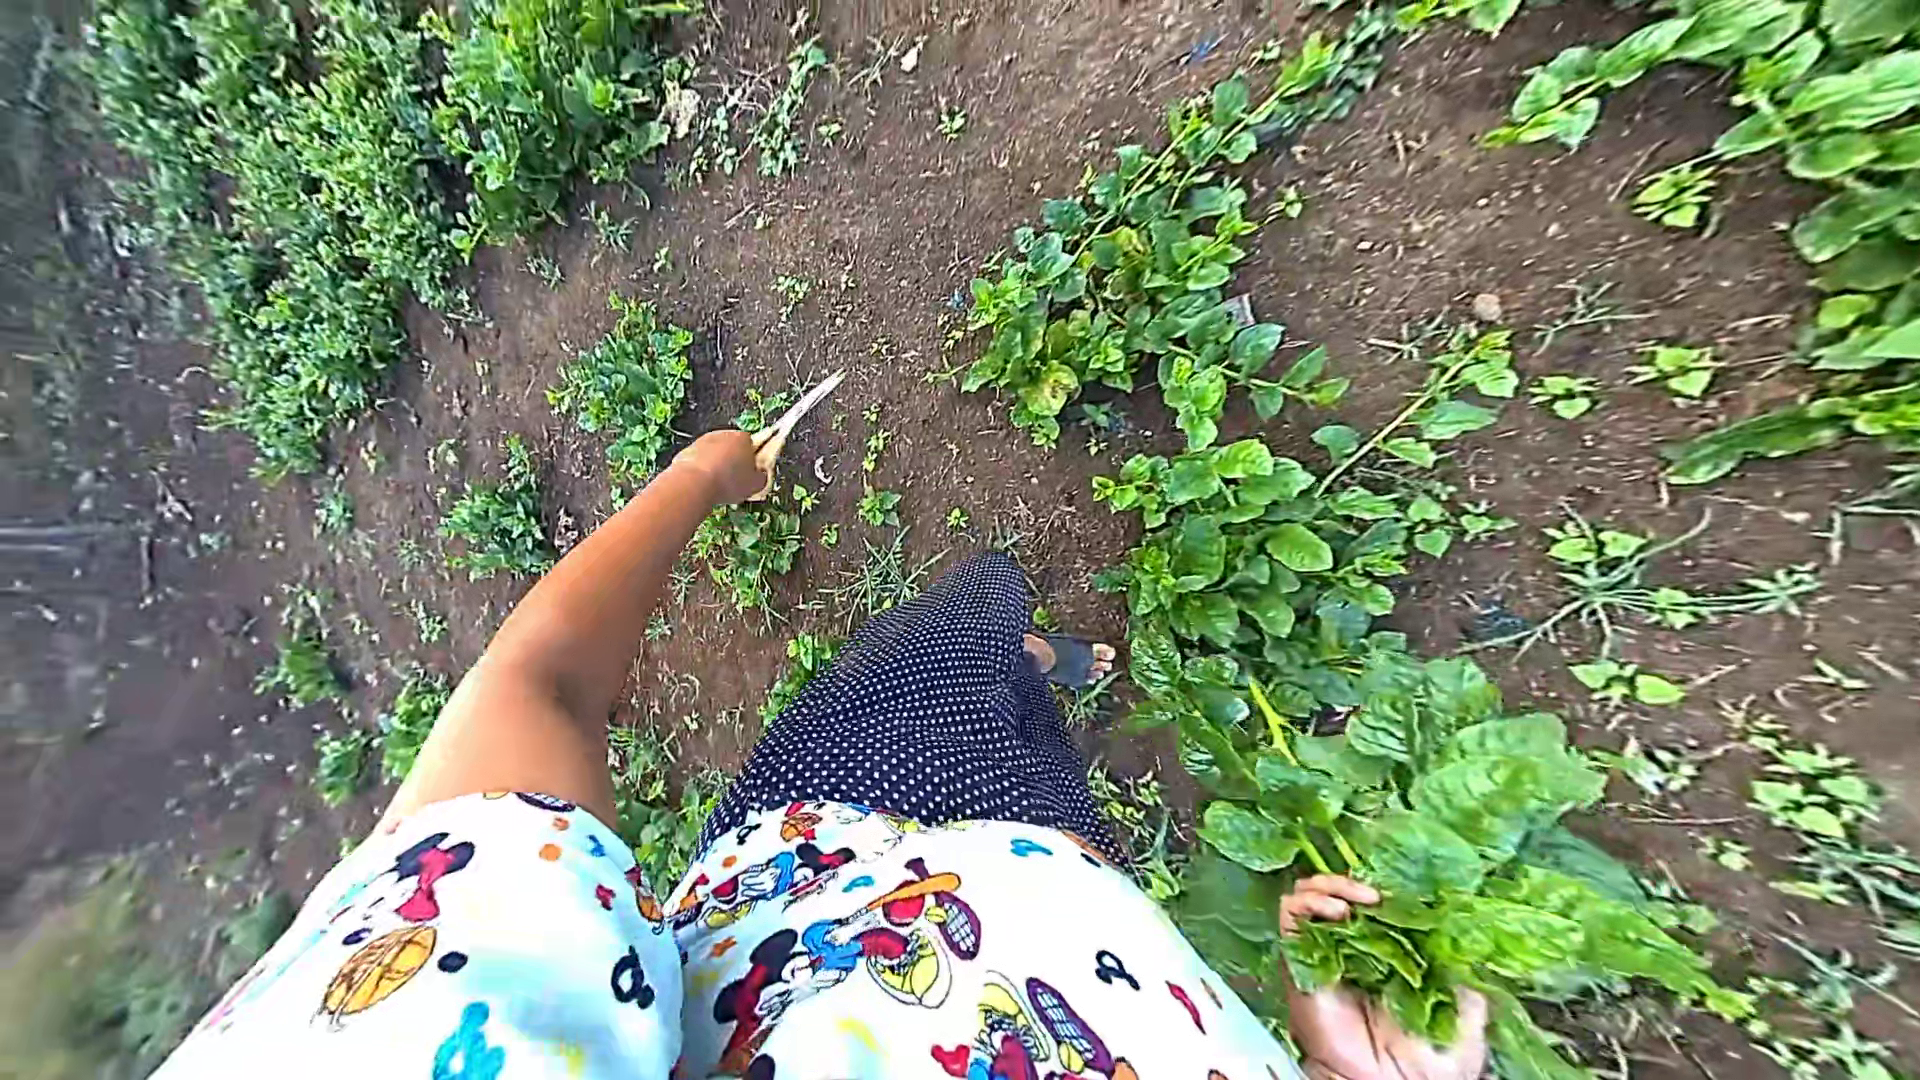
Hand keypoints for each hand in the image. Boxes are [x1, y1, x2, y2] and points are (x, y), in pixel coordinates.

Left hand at [672, 430, 768, 504]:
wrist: (694, 484)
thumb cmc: (728, 482)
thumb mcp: (755, 485)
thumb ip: (762, 477)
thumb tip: (761, 475)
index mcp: (743, 438)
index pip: (752, 444)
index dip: (752, 459)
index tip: (751, 472)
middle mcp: (722, 434)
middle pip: (732, 447)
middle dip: (733, 460)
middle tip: (736, 480)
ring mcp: (702, 441)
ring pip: (714, 453)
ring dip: (716, 466)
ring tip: (719, 486)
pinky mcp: (686, 451)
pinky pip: (698, 461)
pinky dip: (701, 471)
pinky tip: (703, 485)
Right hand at [1280, 875, 1488, 1079]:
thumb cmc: (1422, 1068)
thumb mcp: (1461, 1027)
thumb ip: (1465, 993)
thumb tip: (1466, 954)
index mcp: (1376, 952)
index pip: (1365, 905)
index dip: (1377, 892)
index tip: (1397, 896)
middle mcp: (1341, 943)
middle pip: (1330, 890)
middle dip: (1348, 882)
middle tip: (1375, 895)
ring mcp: (1315, 946)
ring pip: (1306, 892)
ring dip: (1328, 885)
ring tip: (1356, 899)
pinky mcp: (1294, 953)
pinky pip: (1290, 912)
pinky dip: (1309, 901)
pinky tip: (1337, 909)